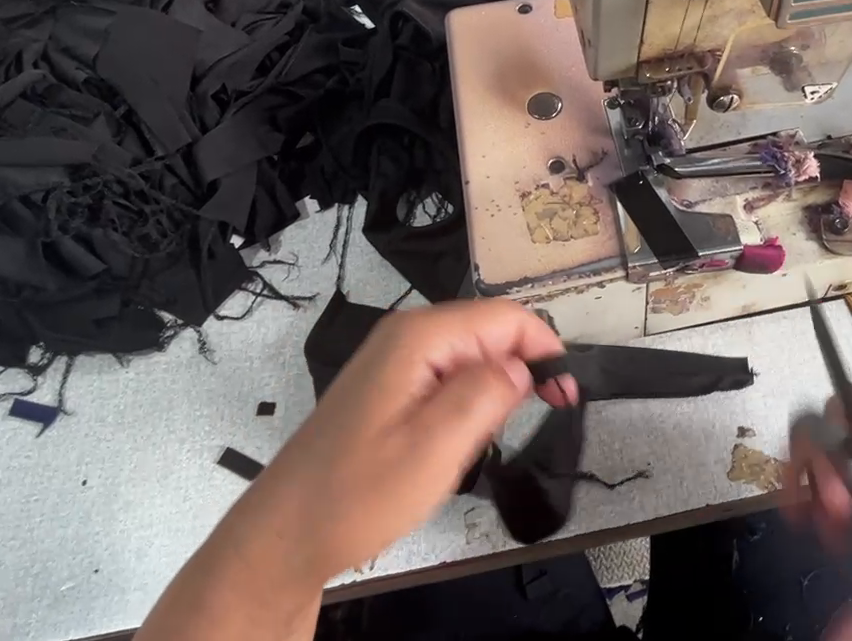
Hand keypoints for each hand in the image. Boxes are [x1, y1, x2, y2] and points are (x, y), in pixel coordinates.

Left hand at [139, 300, 576, 640]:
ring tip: (495, 434)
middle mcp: (407, 333)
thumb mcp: (433, 449)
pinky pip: (449, 372)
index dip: (544, 348)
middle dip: (524, 366)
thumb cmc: (357, 495)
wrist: (286, 534)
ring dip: (498, 385)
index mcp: (419, 337)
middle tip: (545, 416)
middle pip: (489, 329)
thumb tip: (524, 364)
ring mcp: (396, 356)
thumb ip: (486, 395)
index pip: (505, 316)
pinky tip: (464, 434)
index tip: (565, 396)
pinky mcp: (392, 381)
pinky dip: (471, 397)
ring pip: (472, 352)